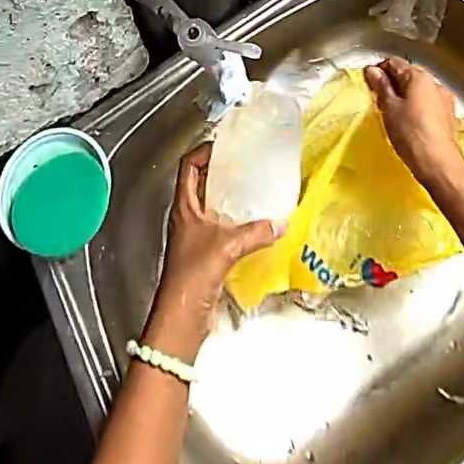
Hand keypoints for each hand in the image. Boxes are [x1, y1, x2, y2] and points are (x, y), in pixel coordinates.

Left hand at [149, 142, 278, 349]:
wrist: (181, 318)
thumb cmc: (193, 276)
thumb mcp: (226, 247)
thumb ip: (255, 233)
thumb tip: (281, 222)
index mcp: (183, 207)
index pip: (188, 166)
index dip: (203, 151)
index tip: (225, 146)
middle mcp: (187, 217)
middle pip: (200, 183)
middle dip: (220, 172)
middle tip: (245, 165)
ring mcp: (194, 236)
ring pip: (211, 206)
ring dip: (229, 197)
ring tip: (253, 190)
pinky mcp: (205, 254)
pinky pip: (221, 228)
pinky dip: (236, 222)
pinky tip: (255, 224)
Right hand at [364, 58, 463, 191]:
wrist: (438, 164)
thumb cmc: (410, 133)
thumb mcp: (389, 107)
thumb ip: (381, 86)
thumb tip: (372, 70)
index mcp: (419, 76)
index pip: (393, 63)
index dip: (378, 70)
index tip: (367, 83)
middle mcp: (434, 83)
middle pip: (407, 75)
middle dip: (391, 83)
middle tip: (376, 99)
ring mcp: (443, 99)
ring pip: (417, 90)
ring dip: (403, 95)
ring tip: (390, 111)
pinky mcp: (447, 115)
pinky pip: (426, 103)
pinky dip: (414, 106)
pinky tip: (406, 120)